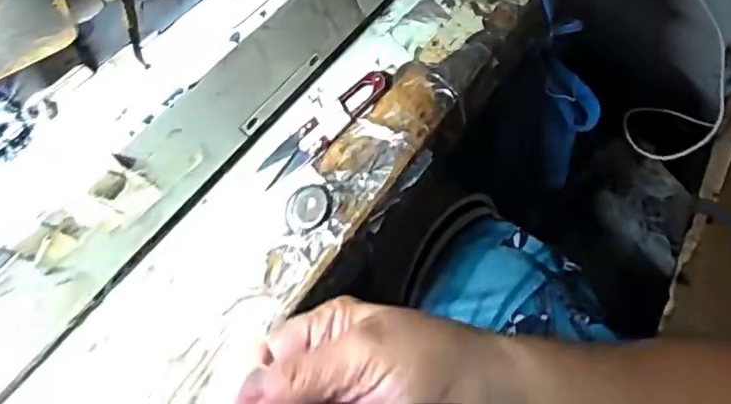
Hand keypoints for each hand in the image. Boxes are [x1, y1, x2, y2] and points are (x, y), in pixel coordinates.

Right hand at [238, 297, 496, 403]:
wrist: (484, 396)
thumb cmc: (433, 358)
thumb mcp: (367, 354)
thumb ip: (307, 371)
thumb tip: (245, 390)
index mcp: (323, 333)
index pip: (266, 360)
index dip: (250, 390)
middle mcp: (322, 372)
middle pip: (274, 395)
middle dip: (265, 403)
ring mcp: (337, 398)